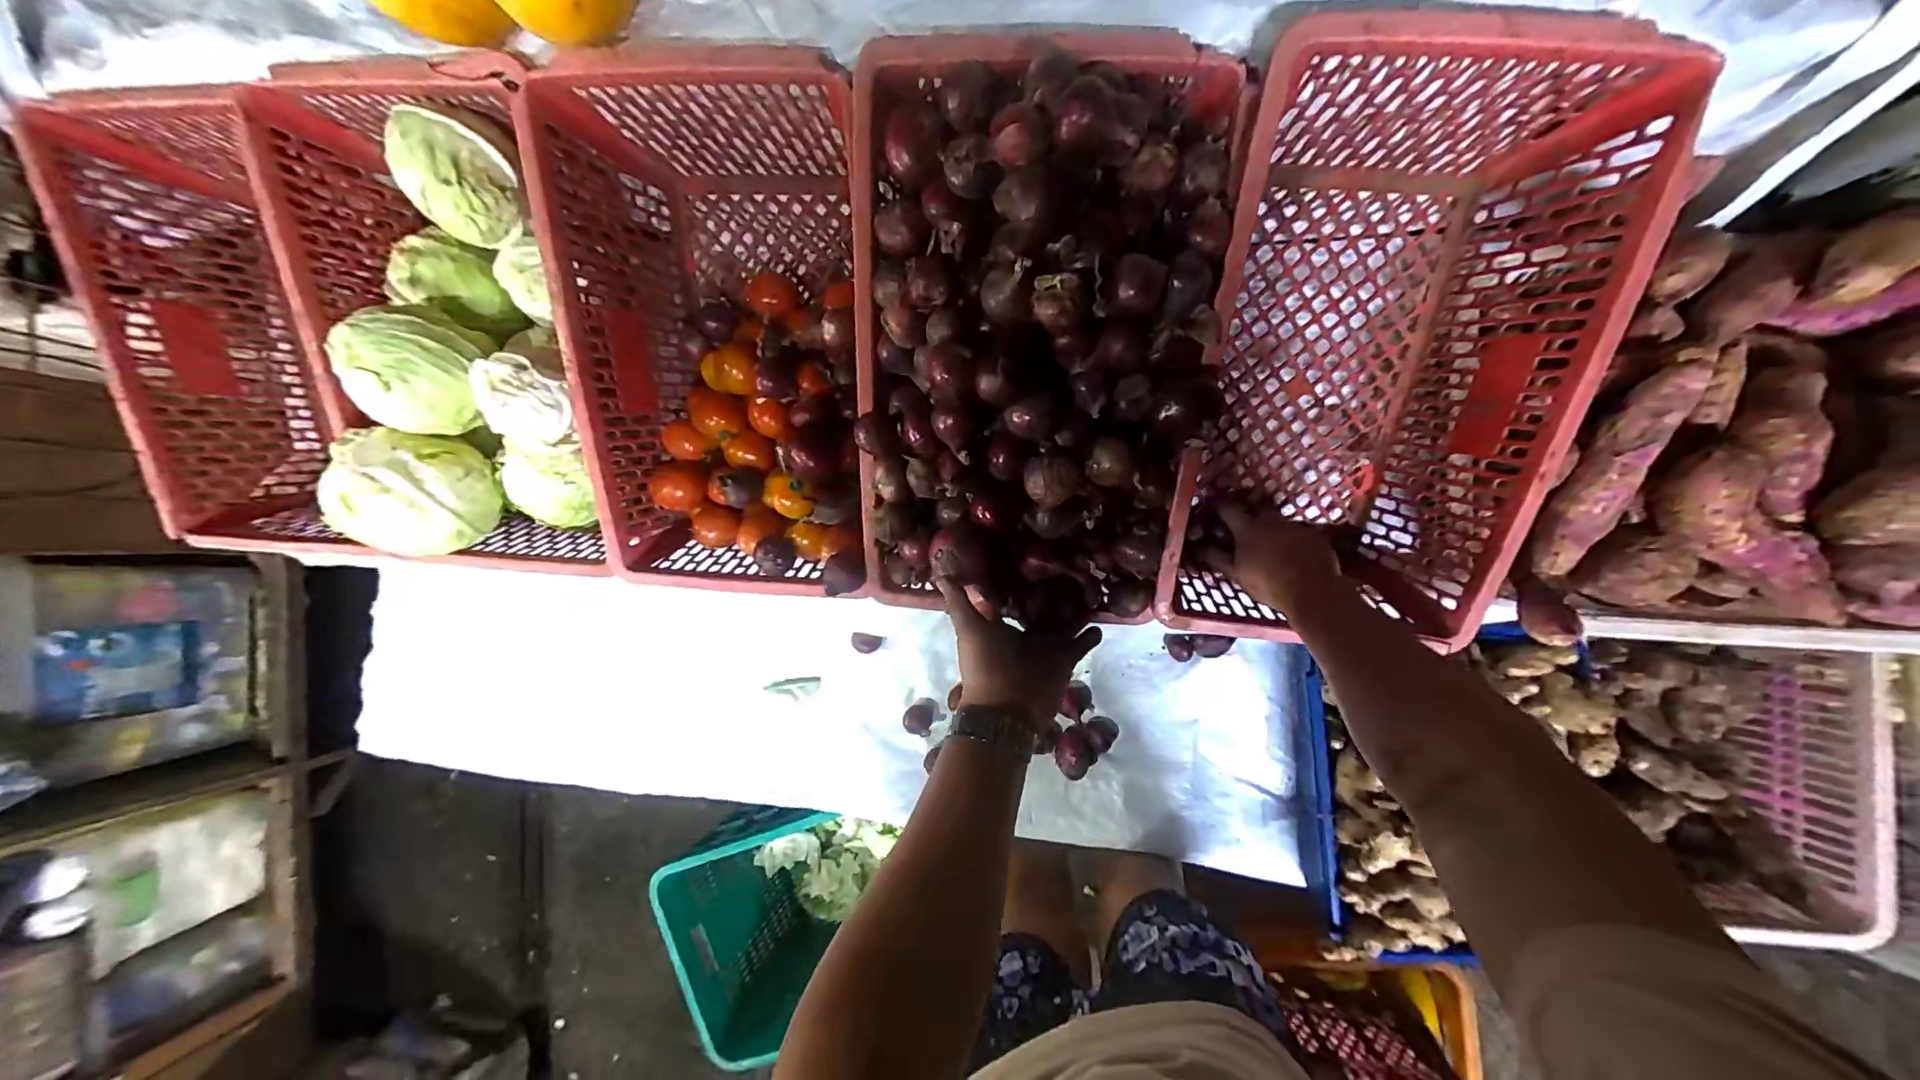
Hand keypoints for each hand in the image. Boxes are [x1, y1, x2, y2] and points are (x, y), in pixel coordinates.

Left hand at [936, 578, 1100, 721]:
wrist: (1007, 708)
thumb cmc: (985, 664)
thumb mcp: (969, 627)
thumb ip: (958, 602)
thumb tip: (940, 574)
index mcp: (1002, 625)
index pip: (1013, 599)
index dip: (1019, 583)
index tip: (1028, 559)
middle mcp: (1026, 633)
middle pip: (1042, 610)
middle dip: (1053, 595)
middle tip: (1069, 570)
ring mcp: (1047, 646)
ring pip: (1065, 623)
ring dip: (1076, 611)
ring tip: (1091, 590)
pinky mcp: (1065, 659)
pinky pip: (1081, 643)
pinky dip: (1090, 635)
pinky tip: (1100, 621)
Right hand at [1212, 503, 1341, 612]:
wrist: (1313, 591)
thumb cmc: (1268, 583)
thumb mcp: (1236, 573)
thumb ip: (1217, 558)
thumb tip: (1198, 547)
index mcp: (1247, 529)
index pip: (1227, 507)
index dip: (1219, 505)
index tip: (1215, 508)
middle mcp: (1271, 521)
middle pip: (1257, 509)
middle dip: (1251, 516)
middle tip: (1248, 531)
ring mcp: (1295, 526)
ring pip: (1279, 523)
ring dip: (1274, 531)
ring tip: (1274, 549)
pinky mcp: (1314, 535)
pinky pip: (1299, 533)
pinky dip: (1294, 541)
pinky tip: (1295, 557)